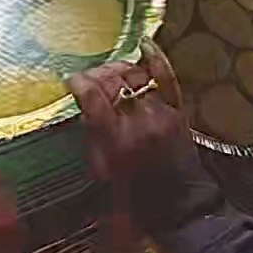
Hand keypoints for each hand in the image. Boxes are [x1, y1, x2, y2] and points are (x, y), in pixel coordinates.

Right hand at [66, 41, 222, 235]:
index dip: (79, 83)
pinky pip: (166, 76)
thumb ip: (95, 138)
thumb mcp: (105, 172)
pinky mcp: (178, 110)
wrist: (181, 206)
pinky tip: (144, 45)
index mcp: (117, 140)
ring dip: (119, 71)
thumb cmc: (139, 197)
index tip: (71, 81)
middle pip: (112, 82)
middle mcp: (139, 122)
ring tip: (110, 76)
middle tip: (90, 81)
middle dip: (96, 76)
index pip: (92, 97)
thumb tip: (87, 110)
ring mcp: (161, 113)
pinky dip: (155, 58)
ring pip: (135, 77)